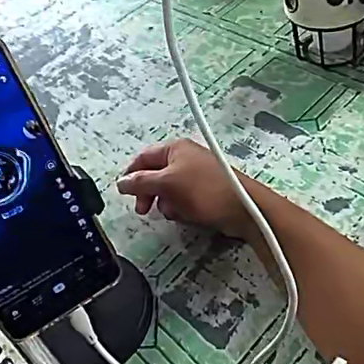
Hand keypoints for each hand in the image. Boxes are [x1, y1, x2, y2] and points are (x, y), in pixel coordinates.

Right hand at [117, 139, 262, 240]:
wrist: (243, 208)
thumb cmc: (204, 191)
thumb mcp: (167, 184)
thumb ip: (141, 182)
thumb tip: (121, 182)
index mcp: (175, 148)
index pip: (143, 158)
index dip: (131, 175)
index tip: (124, 193)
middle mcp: (185, 157)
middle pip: (154, 175)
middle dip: (149, 193)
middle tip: (144, 210)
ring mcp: (196, 175)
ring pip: (168, 190)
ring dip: (166, 203)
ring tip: (174, 212)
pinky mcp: (205, 191)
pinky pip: (183, 199)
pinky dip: (181, 207)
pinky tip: (187, 215)